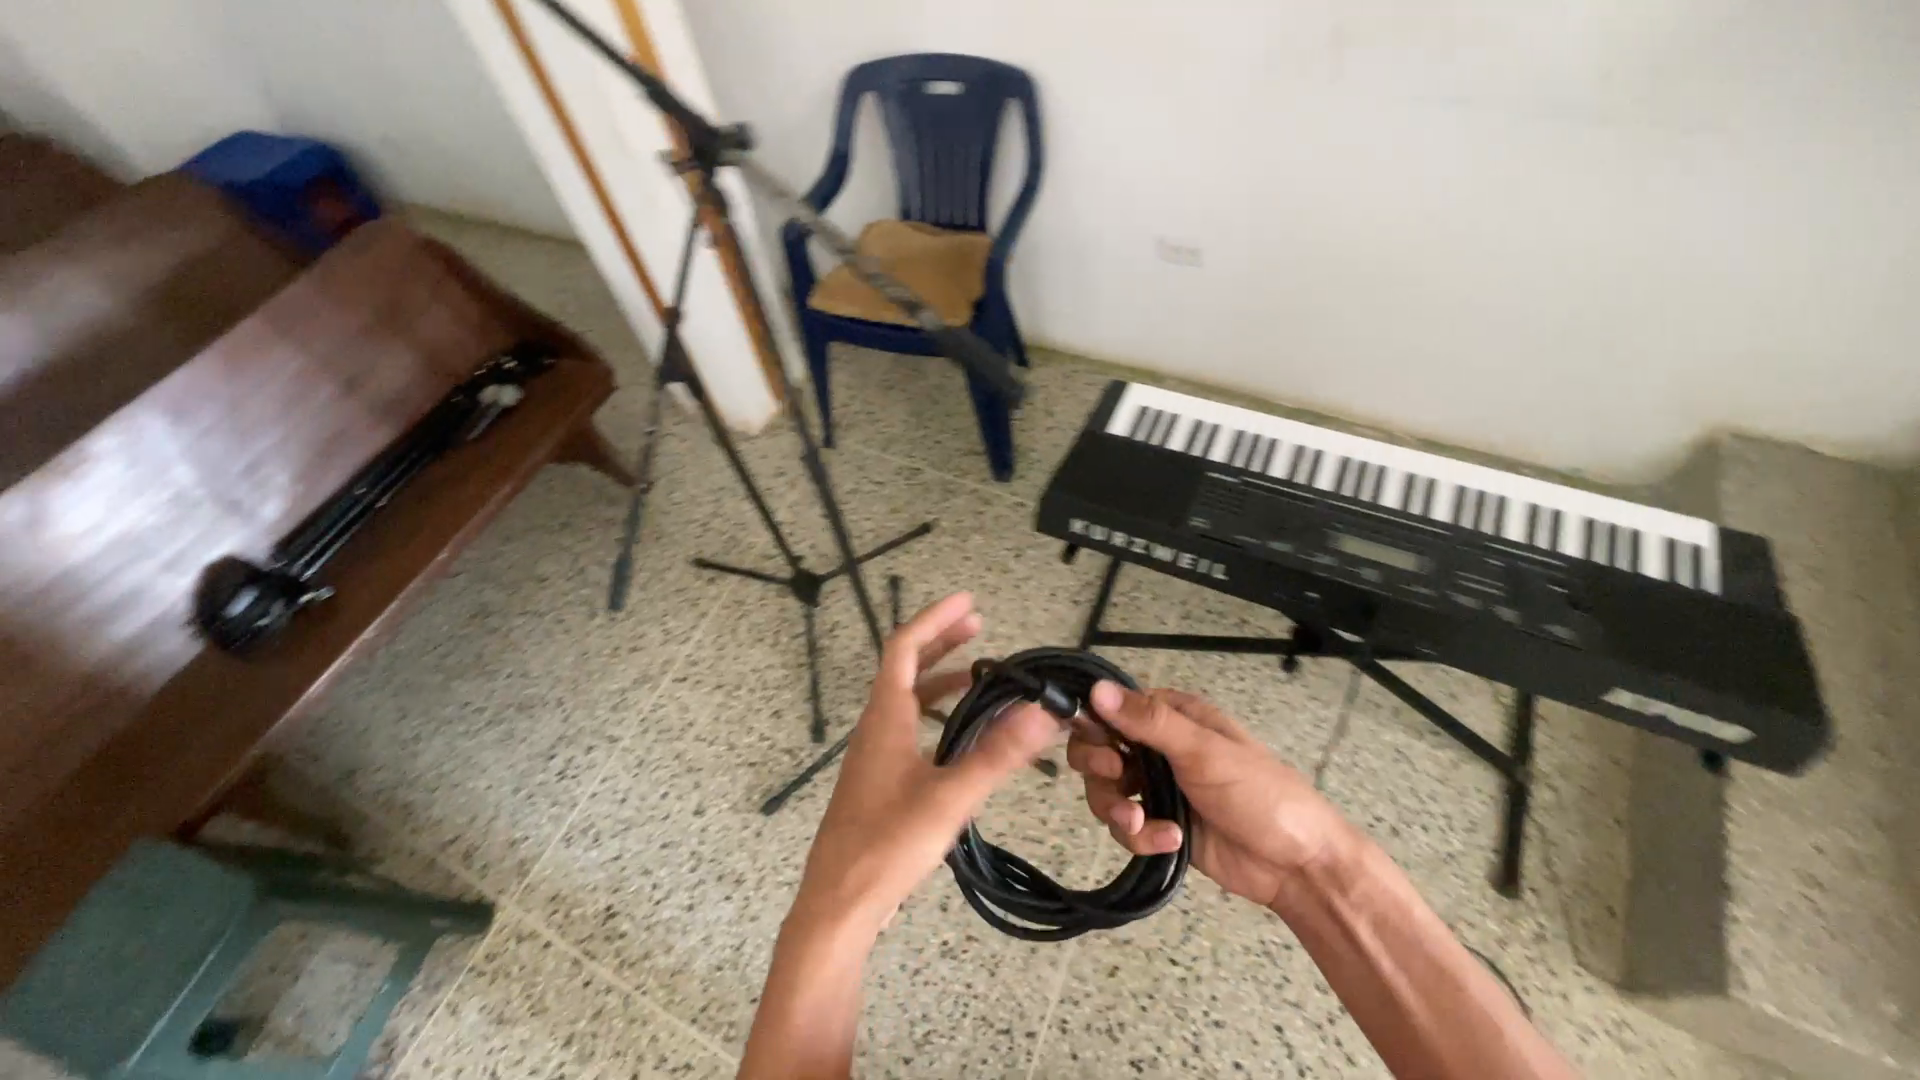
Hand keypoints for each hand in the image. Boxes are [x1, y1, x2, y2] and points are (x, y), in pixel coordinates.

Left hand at [793, 592, 1057, 932]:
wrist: (838, 904)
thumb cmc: (887, 846)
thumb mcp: (949, 798)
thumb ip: (997, 755)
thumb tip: (1043, 712)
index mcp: (885, 719)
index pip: (904, 648)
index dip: (934, 619)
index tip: (968, 601)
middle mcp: (876, 728)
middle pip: (904, 668)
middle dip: (940, 642)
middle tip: (977, 625)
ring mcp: (875, 756)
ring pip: (906, 700)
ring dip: (938, 678)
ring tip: (977, 673)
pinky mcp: (879, 782)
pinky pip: (908, 730)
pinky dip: (935, 715)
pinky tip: (959, 735)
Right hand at [1068, 682, 1354, 909]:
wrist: (1295, 865)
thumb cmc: (1258, 794)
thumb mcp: (1204, 752)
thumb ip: (1149, 722)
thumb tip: (1096, 688)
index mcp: (1173, 716)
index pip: (1112, 709)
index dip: (1094, 725)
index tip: (1099, 745)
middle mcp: (1158, 747)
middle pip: (1098, 750)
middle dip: (1099, 770)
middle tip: (1118, 779)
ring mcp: (1157, 787)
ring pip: (1105, 791)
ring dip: (1117, 810)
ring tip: (1141, 825)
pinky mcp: (1158, 825)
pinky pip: (1125, 827)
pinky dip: (1139, 836)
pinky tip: (1170, 842)